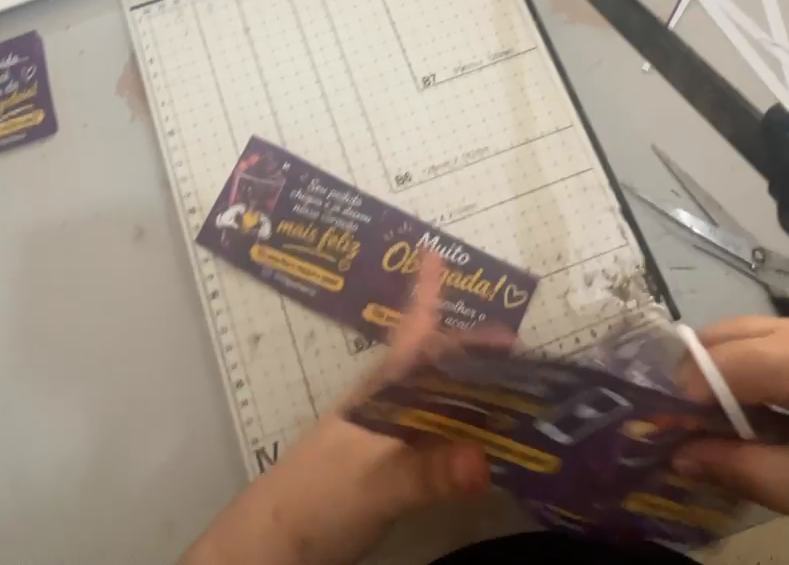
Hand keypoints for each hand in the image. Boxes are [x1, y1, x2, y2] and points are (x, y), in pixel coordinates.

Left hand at [181, 255, 496, 564]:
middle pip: (430, 362)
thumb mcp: (374, 485)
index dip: (424, 293)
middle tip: (512, 341)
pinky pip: (433, 430)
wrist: (276, 539)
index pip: (411, 334)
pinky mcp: (388, 462)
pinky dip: (458, 422)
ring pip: (432, 395)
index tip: (434, 252)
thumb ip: (425, 473)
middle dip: (467, 345)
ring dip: (465, 382)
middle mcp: (388, 404)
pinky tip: (476, 435)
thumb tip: (484, 458)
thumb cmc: (319, 496)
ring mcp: (387, 432)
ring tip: (506, 381)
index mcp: (384, 393)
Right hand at [671, 318, 788, 564]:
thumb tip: (675, 455)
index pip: (719, 359)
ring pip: (749, 347)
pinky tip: (747, 426)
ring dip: (720, 384)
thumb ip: (740, 468)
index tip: (650, 431)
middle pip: (727, 339)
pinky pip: (777, 362)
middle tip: (670, 431)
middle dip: (692, 382)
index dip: (678, 394)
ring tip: (702, 432)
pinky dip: (751, 389)